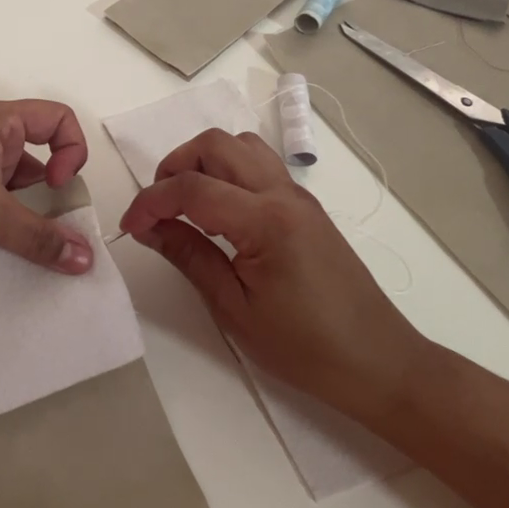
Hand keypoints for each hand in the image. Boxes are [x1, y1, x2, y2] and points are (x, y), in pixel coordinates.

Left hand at [0, 99, 96, 287]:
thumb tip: (85, 258)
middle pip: (38, 164)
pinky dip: (3, 241)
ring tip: (38, 259)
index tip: (59, 187)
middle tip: (60, 238)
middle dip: (52, 199)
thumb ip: (41, 237)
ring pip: (12, 199)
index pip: (55, 119)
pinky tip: (9, 267)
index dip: (71, 149)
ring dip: (27, 226)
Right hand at [120, 129, 426, 416]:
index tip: (129, 227)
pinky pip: (260, 166)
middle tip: (158, 209)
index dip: (150, 202)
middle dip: (175, 166)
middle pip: (216, 145)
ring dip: (204, 162)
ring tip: (185, 205)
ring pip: (241, 146)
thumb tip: (149, 227)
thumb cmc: (304, 347)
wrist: (378, 362)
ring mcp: (299, 197)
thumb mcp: (234, 309)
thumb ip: (189, 257)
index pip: (192, 188)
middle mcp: (283, 194)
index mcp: (266, 221)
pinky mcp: (306, 208)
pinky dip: (228, 172)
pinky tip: (218, 213)